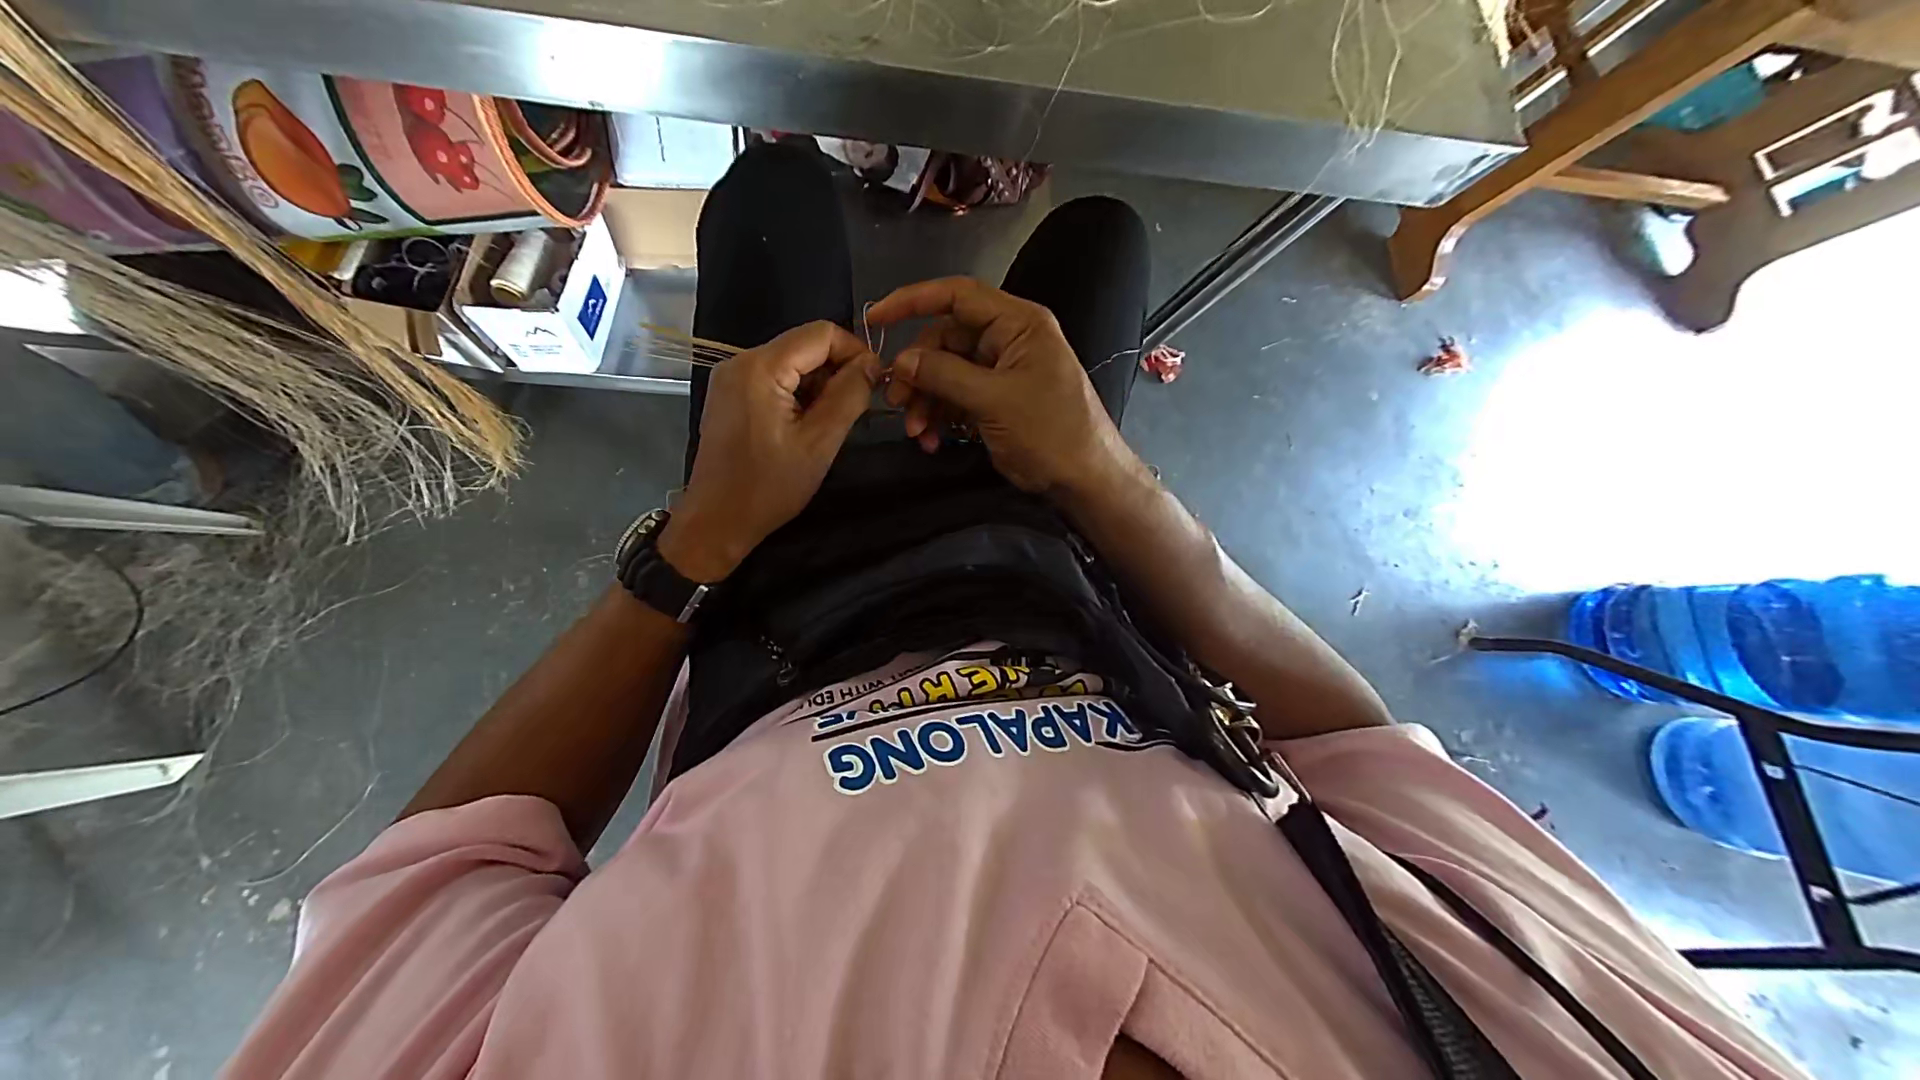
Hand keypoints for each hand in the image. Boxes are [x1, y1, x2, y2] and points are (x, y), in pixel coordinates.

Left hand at [659, 321, 879, 580]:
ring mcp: (731, 377)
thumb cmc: (770, 486)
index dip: (856, 351)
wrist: (718, 520)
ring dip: (819, 383)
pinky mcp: (730, 394)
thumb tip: (874, 363)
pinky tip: (806, 424)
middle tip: (857, 407)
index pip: (821, 333)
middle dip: (837, 369)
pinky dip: (799, 392)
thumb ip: (849, 396)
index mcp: (761, 367)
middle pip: (804, 344)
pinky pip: (774, 377)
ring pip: (791, 361)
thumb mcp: (819, 443)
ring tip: (831, 421)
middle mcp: (741, 360)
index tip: (875, 383)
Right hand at [866, 277, 1137, 495]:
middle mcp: (1008, 340)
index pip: (958, 296)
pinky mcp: (995, 402)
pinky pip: (956, 398)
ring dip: (925, 400)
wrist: (1085, 480)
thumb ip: (944, 375)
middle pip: (946, 340)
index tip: (875, 318)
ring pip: (946, 373)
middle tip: (896, 401)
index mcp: (1018, 323)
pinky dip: (940, 416)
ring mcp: (1001, 372)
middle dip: (917, 371)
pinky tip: (931, 440)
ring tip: (916, 431)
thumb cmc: (1051, 432)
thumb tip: (900, 361)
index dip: (913, 300)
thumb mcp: (995, 400)